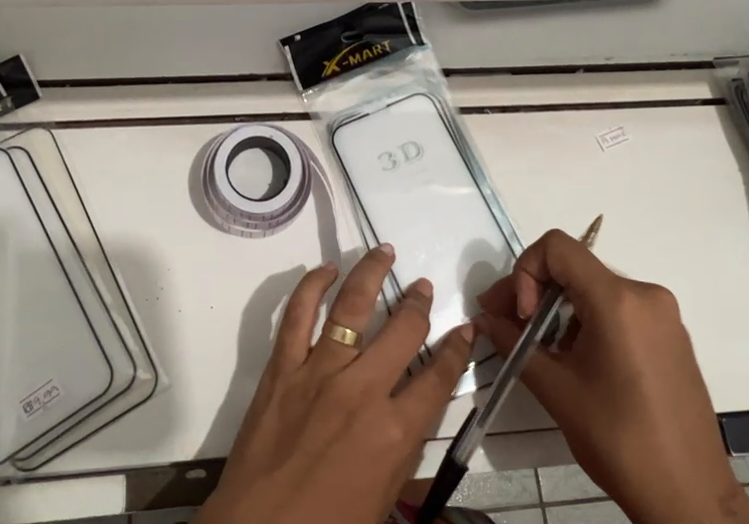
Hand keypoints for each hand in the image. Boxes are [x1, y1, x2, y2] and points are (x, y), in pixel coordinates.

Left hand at [202, 244, 475, 523]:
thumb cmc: (330, 523)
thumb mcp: (386, 492)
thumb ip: (405, 444)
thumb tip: (415, 407)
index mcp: (395, 430)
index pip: (440, 376)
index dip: (458, 349)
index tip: (465, 329)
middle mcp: (363, 391)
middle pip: (403, 331)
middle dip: (420, 303)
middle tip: (424, 286)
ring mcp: (320, 372)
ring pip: (353, 306)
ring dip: (372, 273)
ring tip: (385, 251)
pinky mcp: (282, 367)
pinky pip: (298, 315)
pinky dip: (312, 285)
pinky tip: (327, 269)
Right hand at [476, 231, 748, 523]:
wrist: (689, 495)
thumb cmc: (619, 440)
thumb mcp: (557, 390)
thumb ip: (515, 344)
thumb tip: (485, 320)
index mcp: (618, 300)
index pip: (558, 248)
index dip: (525, 271)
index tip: (520, 316)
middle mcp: (645, 295)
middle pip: (575, 269)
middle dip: (534, 292)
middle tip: (503, 325)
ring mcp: (663, 316)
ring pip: (594, 290)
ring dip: (558, 310)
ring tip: (538, 350)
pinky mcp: (670, 337)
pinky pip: (618, 311)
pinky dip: (586, 322)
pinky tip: (573, 360)